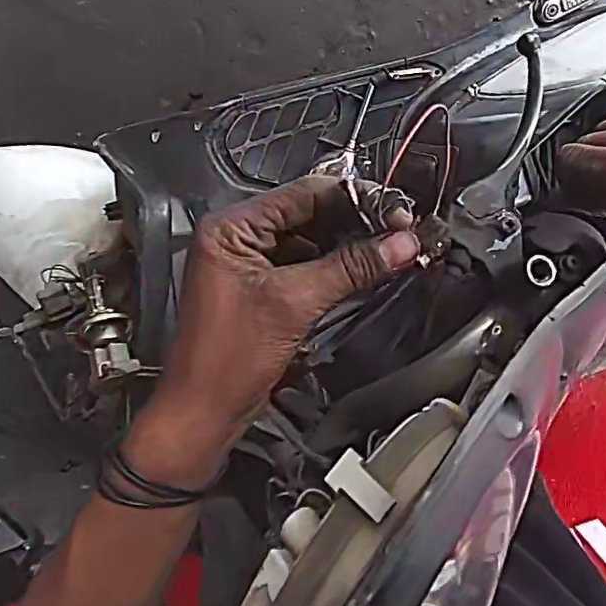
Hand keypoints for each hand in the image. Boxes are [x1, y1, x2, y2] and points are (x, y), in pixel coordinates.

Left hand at [130, 175, 418, 483]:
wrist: (206, 411)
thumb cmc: (225, 361)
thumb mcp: (295, 303)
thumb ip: (350, 268)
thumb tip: (396, 244)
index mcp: (230, 228)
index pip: (302, 195)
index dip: (353, 199)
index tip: (393, 210)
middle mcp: (237, 239)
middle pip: (309, 215)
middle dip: (355, 223)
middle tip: (398, 231)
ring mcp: (251, 265)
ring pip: (311, 241)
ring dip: (349, 246)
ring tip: (389, 249)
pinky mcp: (264, 290)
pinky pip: (307, 266)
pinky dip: (336, 268)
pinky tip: (365, 270)